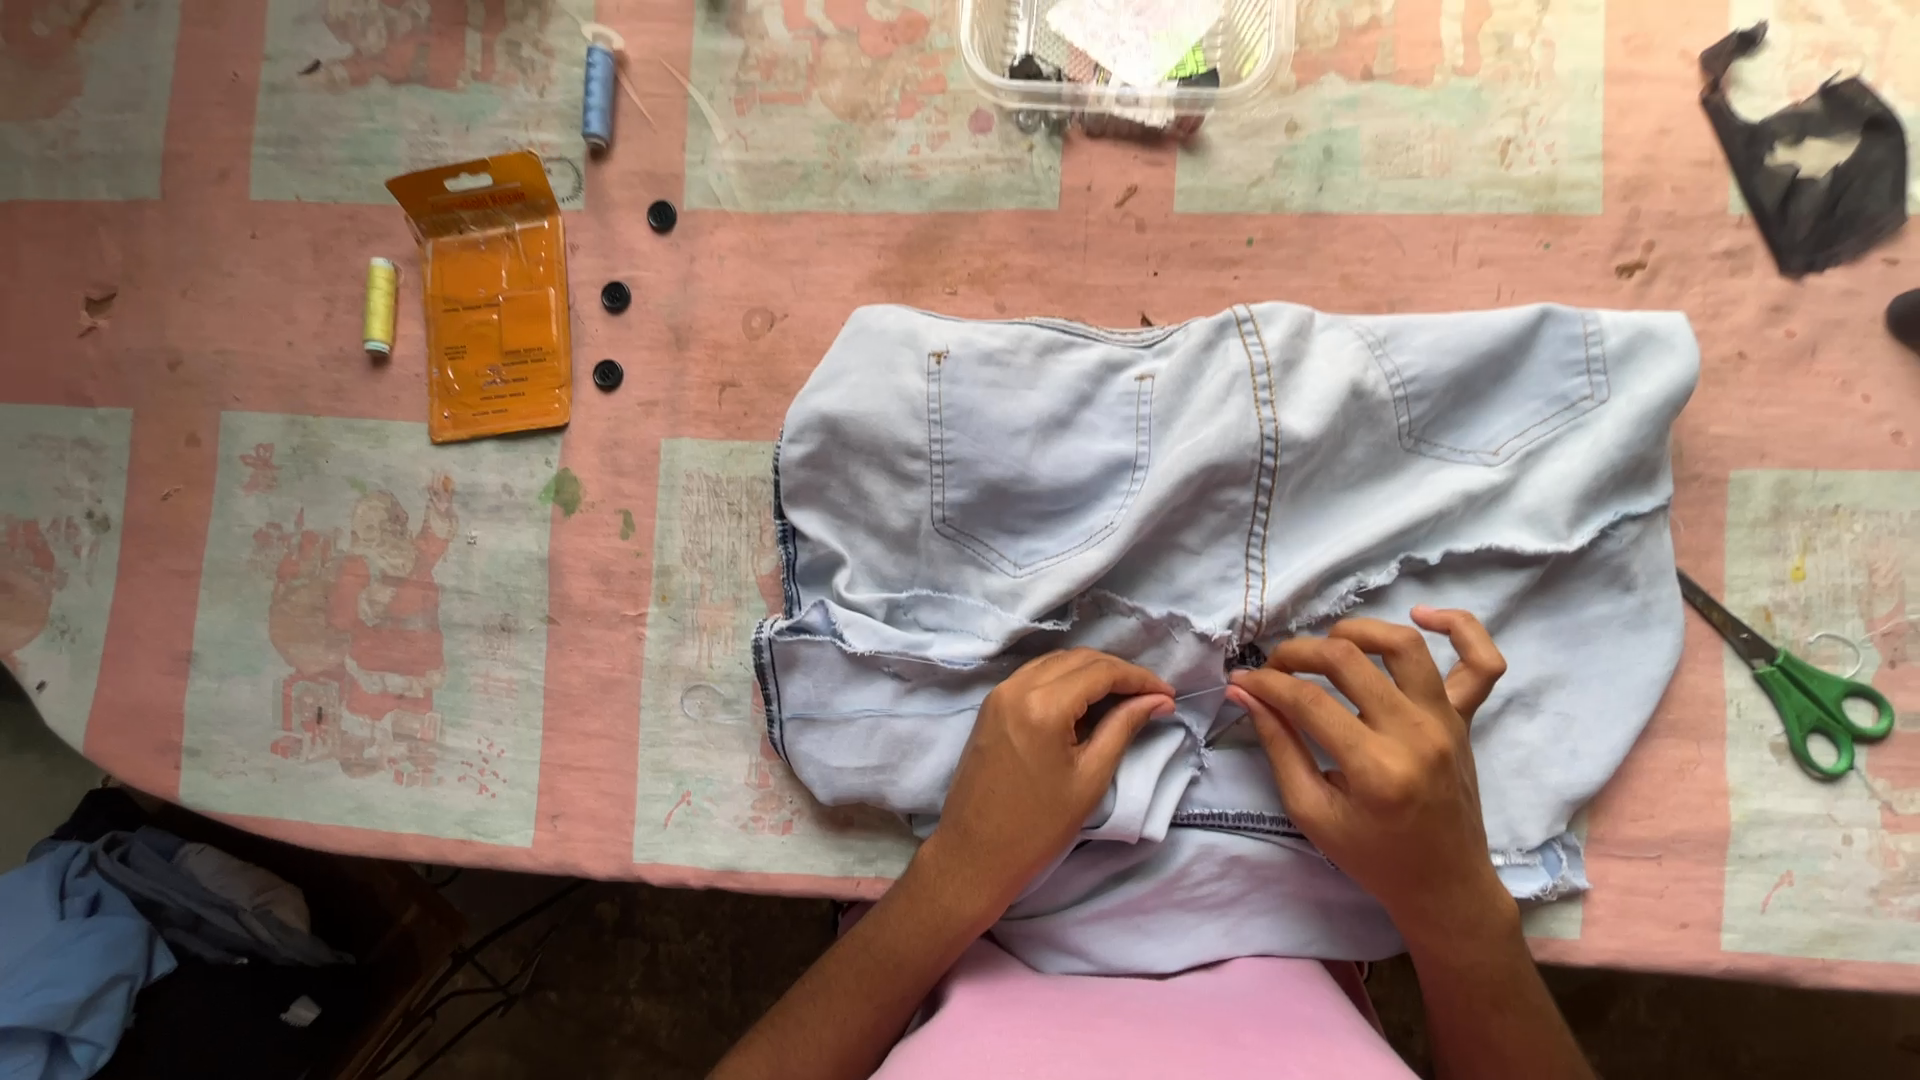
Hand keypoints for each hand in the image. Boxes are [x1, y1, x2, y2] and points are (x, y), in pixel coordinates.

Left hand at [924, 649, 1173, 916]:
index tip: (1168, 694)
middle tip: (1150, 696)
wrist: (975, 853)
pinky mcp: (991, 705)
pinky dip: (1065, 679)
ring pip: (1056, 662)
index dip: (1139, 678)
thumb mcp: (1091, 777)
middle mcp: (1017, 687)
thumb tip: (1157, 700)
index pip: (1101, 671)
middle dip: (1118, 672)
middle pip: (1078, 659)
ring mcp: (999, 693)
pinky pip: (1035, 675)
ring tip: (1124, 698)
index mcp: (1043, 705)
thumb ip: (1124, 727)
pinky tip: (1086, 702)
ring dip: (1092, 672)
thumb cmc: (1038, 826)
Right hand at [1226, 607, 1512, 946]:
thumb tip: (1243, 692)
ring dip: (1357, 630)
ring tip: (1328, 642)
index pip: (1307, 700)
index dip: (1265, 683)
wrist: (1445, 887)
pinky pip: (1483, 663)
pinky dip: (1460, 628)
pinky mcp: (1466, 719)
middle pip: (1348, 660)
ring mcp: (1447, 722)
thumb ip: (1277, 744)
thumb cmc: (1372, 857)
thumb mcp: (1309, 810)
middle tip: (1274, 668)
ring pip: (1404, 645)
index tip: (1242, 681)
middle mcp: (1416, 735)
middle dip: (1297, 653)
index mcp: (1375, 768)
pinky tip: (1423, 616)